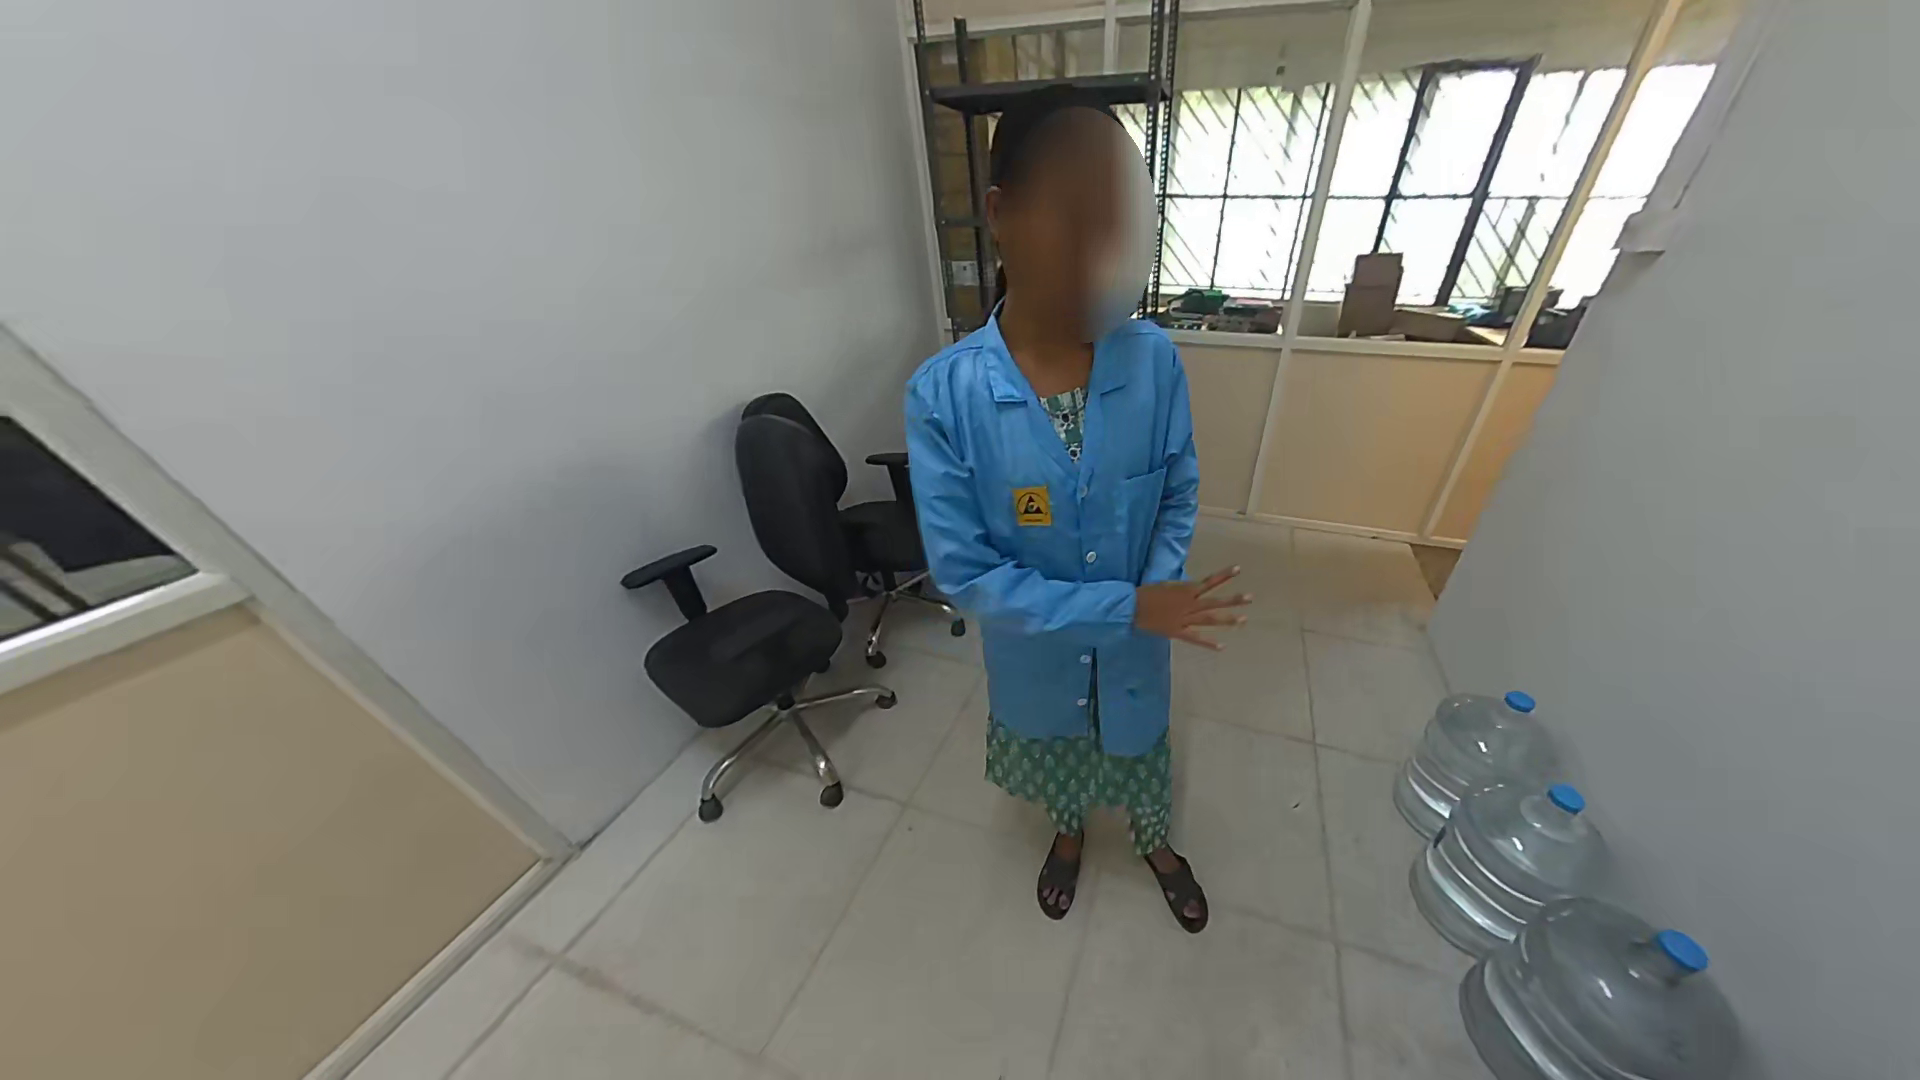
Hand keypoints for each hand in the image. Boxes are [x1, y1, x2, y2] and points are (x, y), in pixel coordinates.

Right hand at [1134, 566, 1251, 649]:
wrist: (1132, 608)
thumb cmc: (1146, 593)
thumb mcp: (1165, 584)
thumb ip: (1180, 587)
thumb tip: (1192, 587)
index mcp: (1186, 591)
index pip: (1209, 582)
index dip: (1224, 575)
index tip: (1238, 569)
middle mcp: (1189, 605)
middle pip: (1214, 602)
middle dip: (1233, 600)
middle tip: (1250, 598)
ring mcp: (1185, 620)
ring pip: (1209, 620)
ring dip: (1226, 620)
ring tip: (1243, 620)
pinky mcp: (1178, 632)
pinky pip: (1195, 639)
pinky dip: (1208, 643)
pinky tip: (1221, 646)